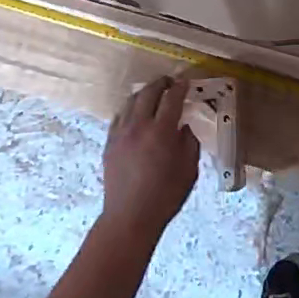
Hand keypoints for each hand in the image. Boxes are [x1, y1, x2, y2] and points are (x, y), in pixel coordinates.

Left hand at [101, 77, 199, 234]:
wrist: (130, 216)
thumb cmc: (165, 196)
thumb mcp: (188, 170)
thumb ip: (189, 143)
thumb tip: (185, 126)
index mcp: (161, 132)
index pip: (172, 100)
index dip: (180, 88)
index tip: (185, 82)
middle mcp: (138, 126)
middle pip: (148, 94)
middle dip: (160, 84)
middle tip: (169, 81)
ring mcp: (120, 134)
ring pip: (130, 102)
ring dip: (144, 93)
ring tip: (153, 92)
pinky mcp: (109, 143)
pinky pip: (119, 117)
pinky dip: (130, 109)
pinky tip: (135, 113)